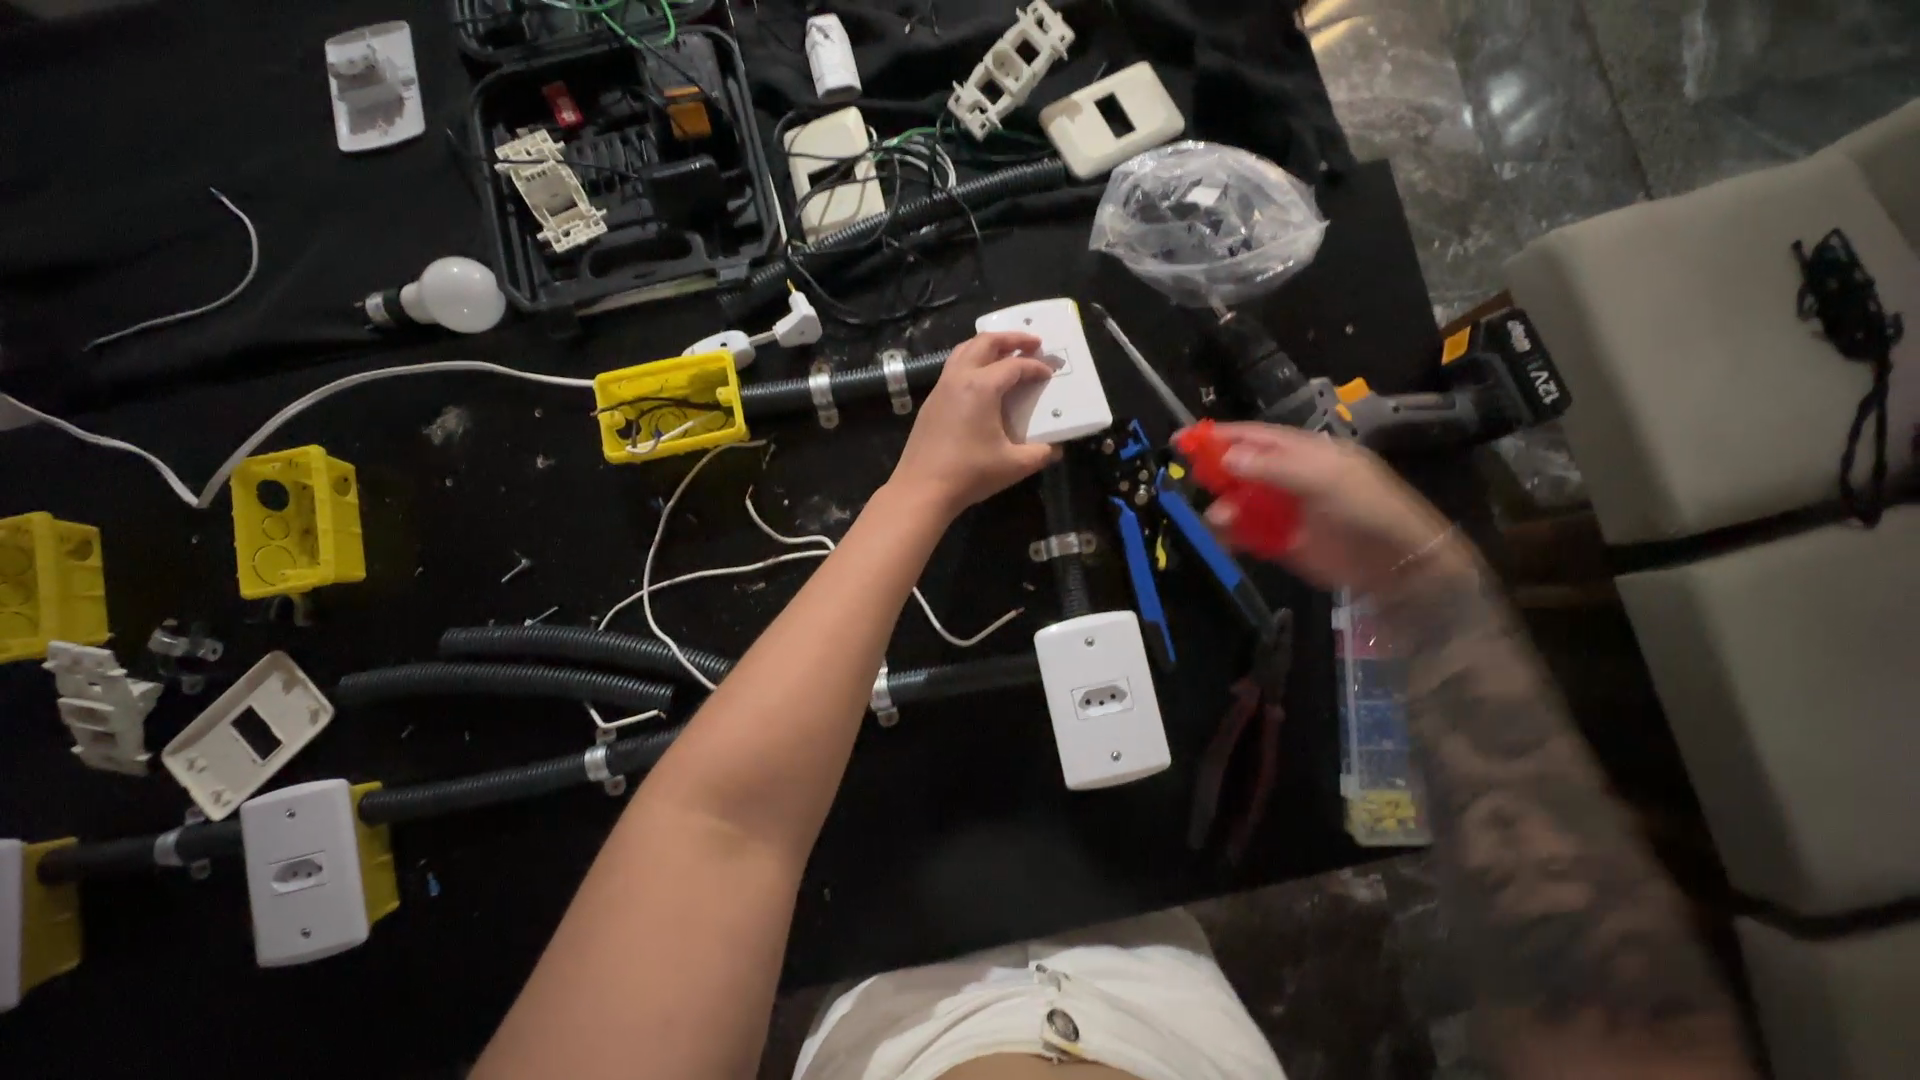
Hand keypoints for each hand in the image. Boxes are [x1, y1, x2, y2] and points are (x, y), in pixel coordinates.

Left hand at [888, 331, 1059, 517]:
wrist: (922, 489)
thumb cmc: (970, 474)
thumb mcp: (1014, 465)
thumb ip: (1040, 453)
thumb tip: (1056, 449)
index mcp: (981, 387)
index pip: (1015, 365)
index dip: (1036, 366)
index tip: (1050, 373)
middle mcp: (959, 378)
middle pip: (986, 342)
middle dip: (1012, 339)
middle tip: (1033, 343)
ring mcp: (941, 388)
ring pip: (964, 350)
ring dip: (988, 346)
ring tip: (1007, 353)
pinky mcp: (931, 402)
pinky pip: (953, 368)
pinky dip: (972, 361)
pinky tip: (981, 380)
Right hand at [1196, 423, 1469, 592]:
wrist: (1397, 565)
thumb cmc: (1368, 511)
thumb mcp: (1325, 480)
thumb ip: (1274, 468)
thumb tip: (1228, 458)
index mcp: (1306, 454)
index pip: (1256, 438)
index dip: (1221, 436)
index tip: (1185, 439)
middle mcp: (1291, 478)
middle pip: (1242, 469)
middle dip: (1217, 474)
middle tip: (1194, 479)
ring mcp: (1285, 511)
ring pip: (1240, 503)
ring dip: (1224, 508)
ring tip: (1219, 518)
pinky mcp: (1281, 542)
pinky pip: (1247, 534)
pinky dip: (1231, 534)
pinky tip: (1223, 536)